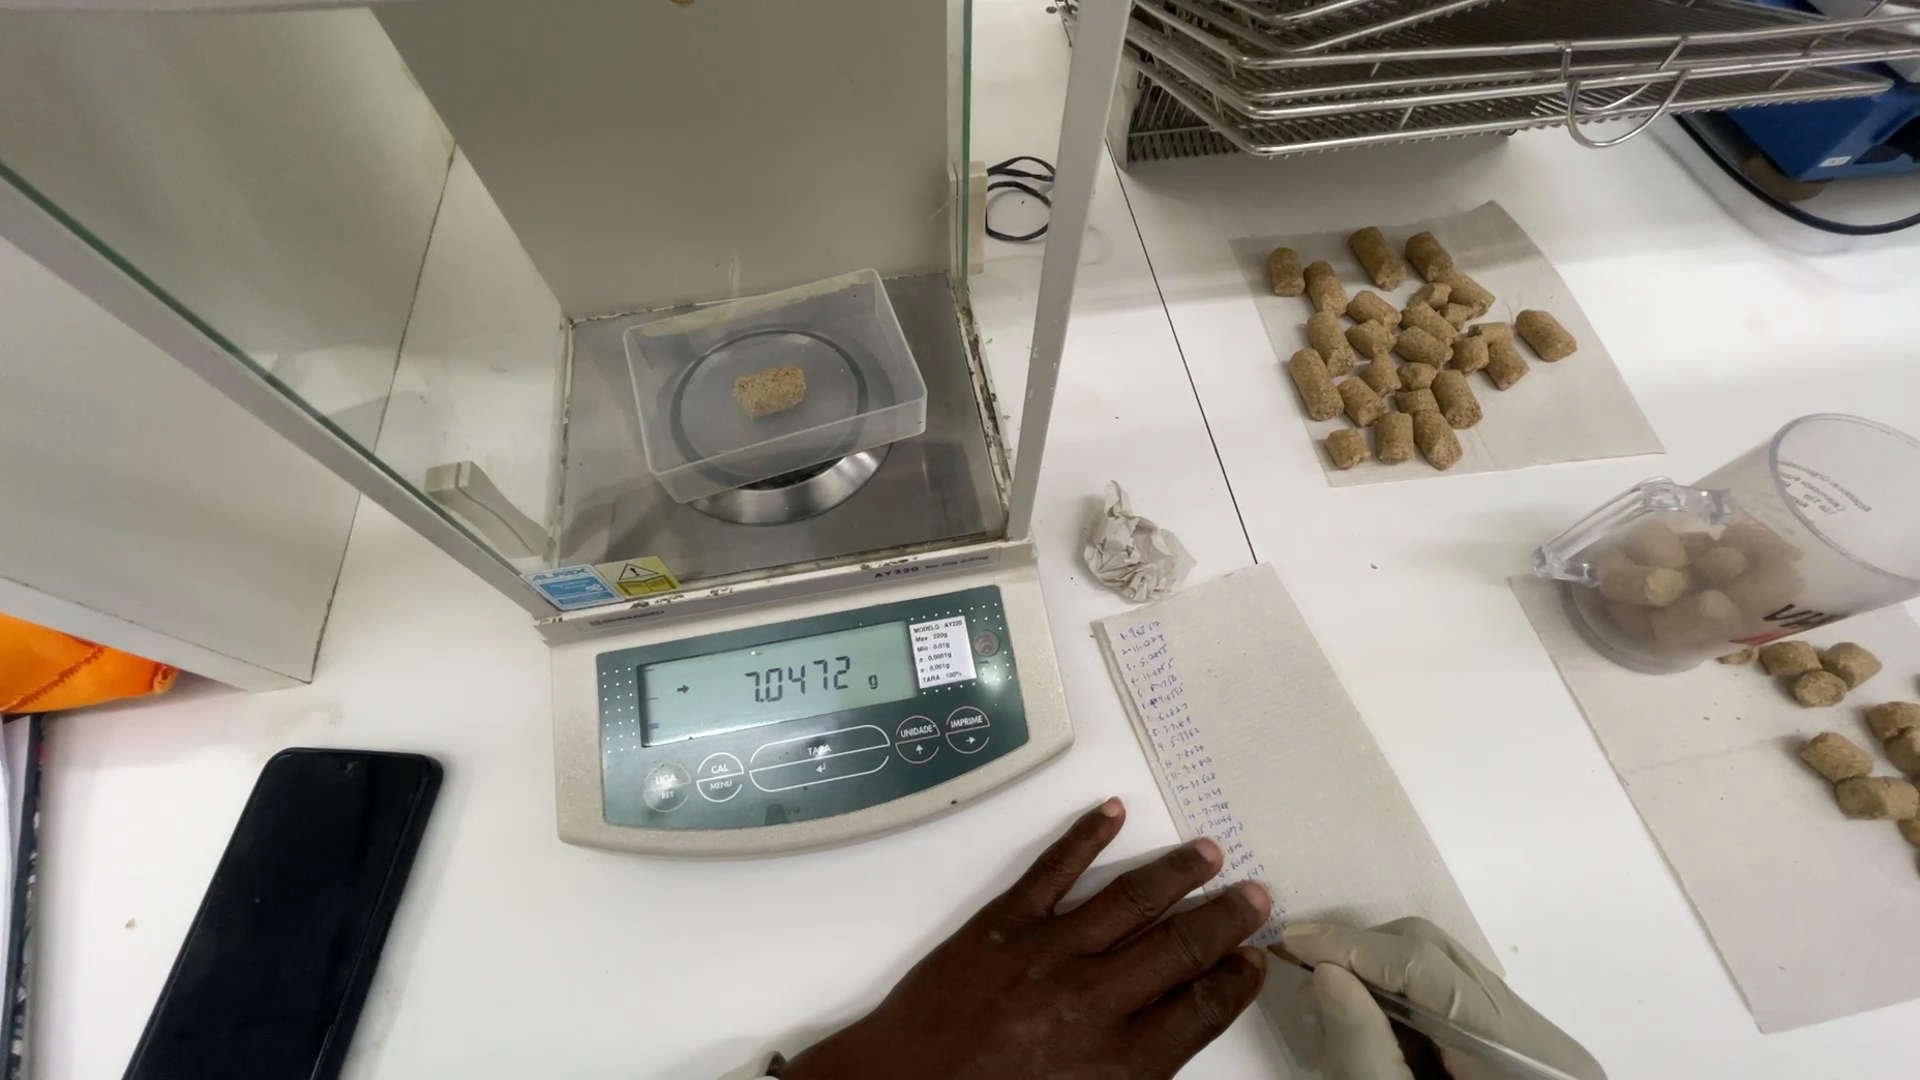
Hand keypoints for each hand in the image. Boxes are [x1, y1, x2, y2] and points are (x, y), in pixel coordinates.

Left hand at [777, 799, 1269, 1079]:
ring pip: (1129, 899)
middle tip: (1253, 894)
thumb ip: (1131, 1067)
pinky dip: (1086, 836)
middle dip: (1223, 919)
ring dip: (1174, 872)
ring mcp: (1049, 950)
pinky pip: (1055, 868)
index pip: (1199, 1009)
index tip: (1253, 957)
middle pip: (1179, 948)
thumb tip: (1171, 1030)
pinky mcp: (1006, 919)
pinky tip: (1111, 813)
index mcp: (1117, 1061)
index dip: (1234, 979)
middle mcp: (1092, 999)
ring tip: (1207, 852)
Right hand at [1282, 918, 1604, 1079]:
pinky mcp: (1513, 1049)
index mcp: (1526, 1060)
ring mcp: (1532, 1042)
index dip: (1353, 946)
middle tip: (1311, 970)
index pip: (1426, 965)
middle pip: (1434, 953)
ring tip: (1337, 1001)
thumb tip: (1325, 969)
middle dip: (1364, 954)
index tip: (1293, 941)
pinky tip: (1374, 1023)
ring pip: (1438, 964)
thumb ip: (1362, 1045)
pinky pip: (1446, 993)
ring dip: (1377, 972)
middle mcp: (1542, 1040)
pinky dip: (1398, 996)